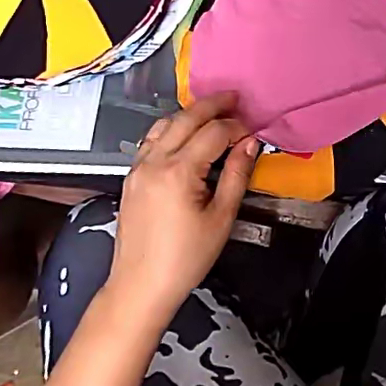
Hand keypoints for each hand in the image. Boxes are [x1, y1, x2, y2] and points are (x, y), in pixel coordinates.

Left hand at [110, 94, 258, 315]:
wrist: (140, 287)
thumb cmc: (185, 258)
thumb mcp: (221, 217)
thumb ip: (237, 175)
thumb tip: (250, 144)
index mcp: (178, 172)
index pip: (214, 133)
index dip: (237, 127)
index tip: (253, 130)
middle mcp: (154, 163)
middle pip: (186, 118)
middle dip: (213, 105)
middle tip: (235, 98)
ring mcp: (138, 169)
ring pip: (164, 124)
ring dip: (190, 113)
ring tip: (212, 110)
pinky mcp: (131, 178)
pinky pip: (150, 141)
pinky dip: (170, 129)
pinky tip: (184, 133)